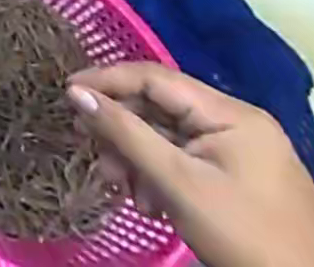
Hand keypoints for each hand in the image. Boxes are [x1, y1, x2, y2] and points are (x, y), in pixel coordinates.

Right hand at [68, 63, 313, 266]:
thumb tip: (73, 91)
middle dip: (120, 129)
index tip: (66, 93)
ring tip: (120, 185)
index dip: (105, 79)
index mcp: (232, 116)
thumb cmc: (246, 237)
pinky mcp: (234, 175)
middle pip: (155, 106)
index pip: (153, 77)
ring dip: (133, 155)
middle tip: (93, 150)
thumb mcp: (177, 182)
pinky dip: (154, 172)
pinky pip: (179, 156)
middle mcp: (235, 123)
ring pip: (162, 133)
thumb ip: (123, 131)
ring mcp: (237, 150)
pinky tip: (146, 200)